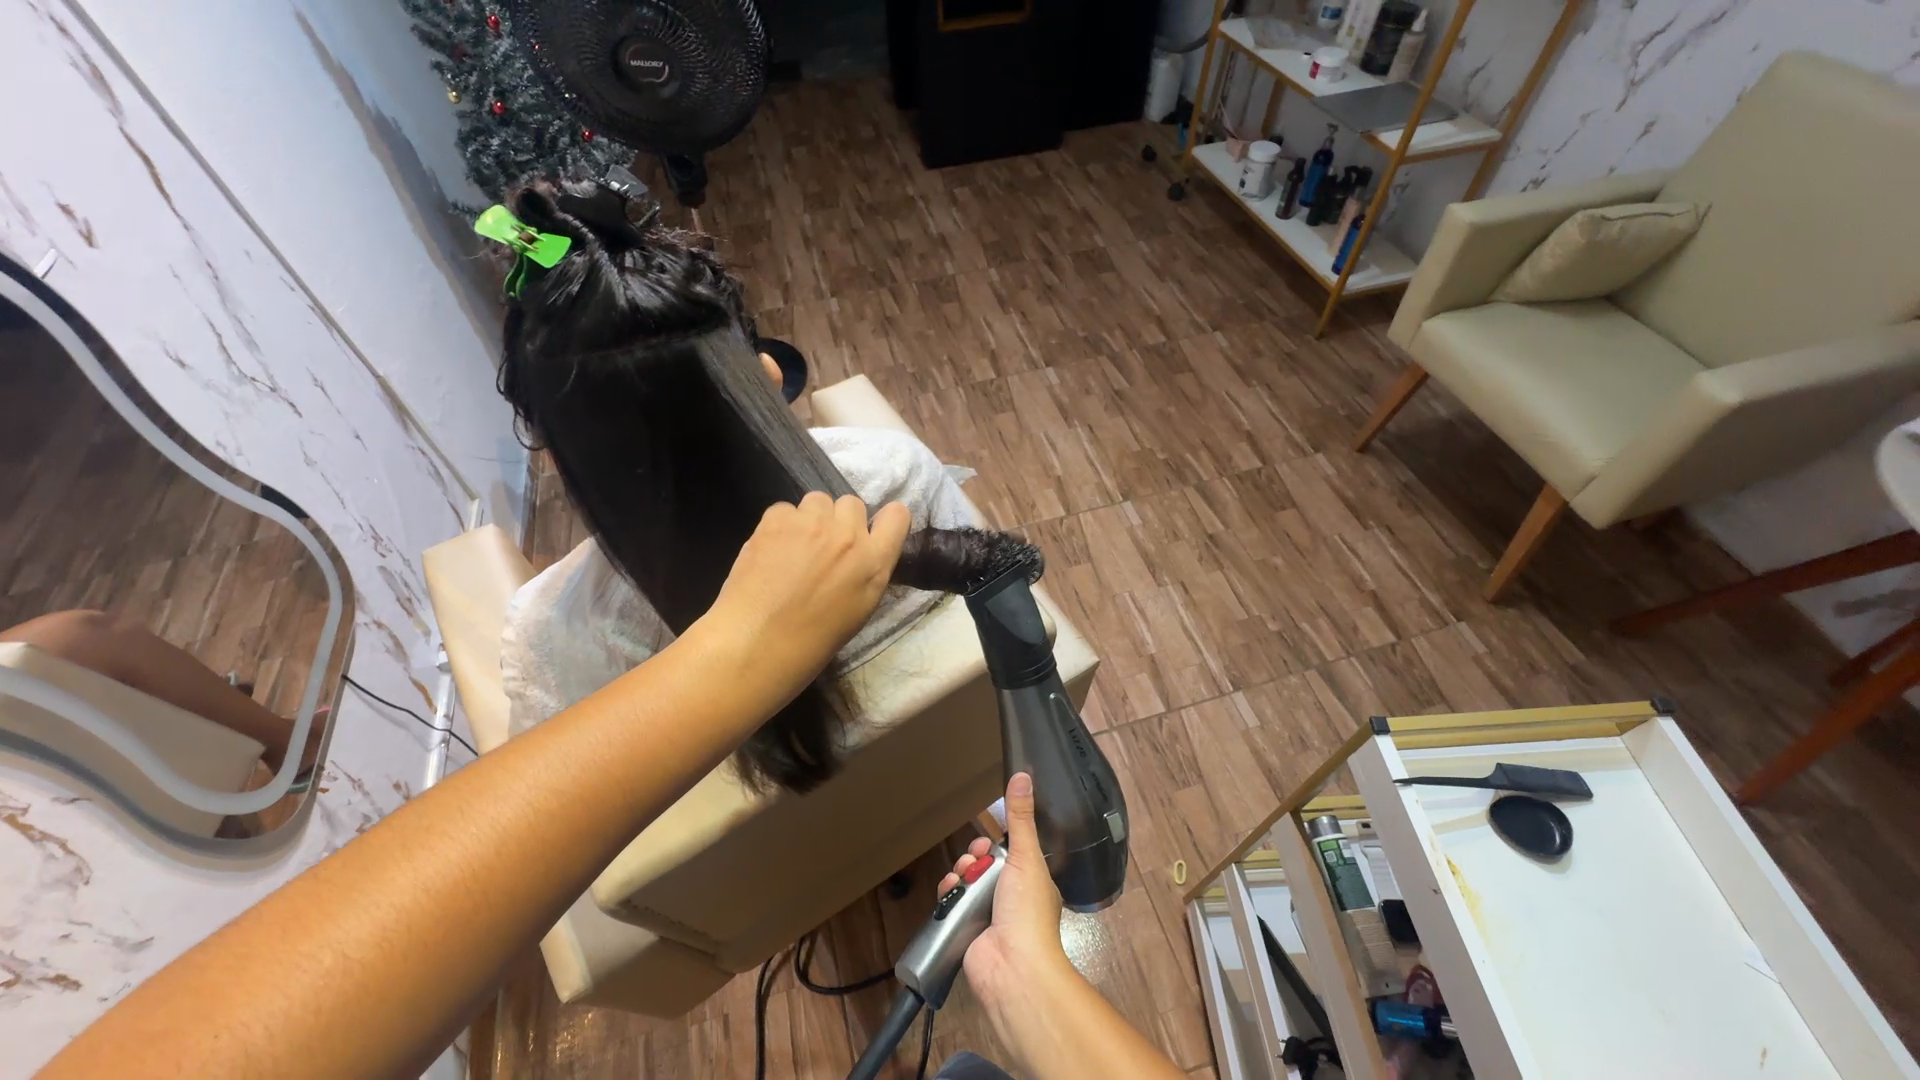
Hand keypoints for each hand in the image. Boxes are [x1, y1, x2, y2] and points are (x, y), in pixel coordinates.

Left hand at [692, 492, 909, 707]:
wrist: (759, 642)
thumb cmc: (813, 640)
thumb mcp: (860, 607)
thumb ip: (866, 571)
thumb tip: (858, 554)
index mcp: (875, 562)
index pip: (898, 516)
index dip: (884, 520)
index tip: (869, 531)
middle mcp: (848, 535)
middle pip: (852, 503)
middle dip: (840, 520)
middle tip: (823, 547)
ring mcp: (812, 523)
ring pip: (817, 500)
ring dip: (810, 518)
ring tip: (794, 546)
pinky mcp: (777, 519)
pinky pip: (784, 509)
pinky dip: (779, 525)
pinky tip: (770, 550)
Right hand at [939, 773, 1074, 1029]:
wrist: (1012, 966)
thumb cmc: (1025, 909)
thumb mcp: (1025, 857)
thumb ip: (1020, 818)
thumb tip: (1023, 774)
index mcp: (1032, 881)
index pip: (1009, 853)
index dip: (995, 845)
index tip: (987, 843)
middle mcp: (1011, 898)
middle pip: (984, 866)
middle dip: (973, 859)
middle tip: (973, 862)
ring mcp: (988, 916)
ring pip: (966, 883)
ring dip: (959, 875)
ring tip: (959, 880)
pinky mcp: (966, 930)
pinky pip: (952, 904)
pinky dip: (948, 896)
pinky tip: (948, 894)